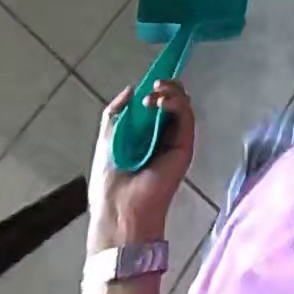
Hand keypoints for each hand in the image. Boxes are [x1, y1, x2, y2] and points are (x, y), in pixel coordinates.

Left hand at [87, 79, 193, 250]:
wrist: (119, 210)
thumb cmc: (109, 182)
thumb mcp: (106, 140)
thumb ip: (114, 113)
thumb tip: (131, 89)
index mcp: (148, 135)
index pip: (160, 104)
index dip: (158, 90)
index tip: (149, 83)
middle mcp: (165, 135)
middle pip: (176, 101)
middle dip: (168, 87)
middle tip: (155, 86)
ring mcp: (177, 140)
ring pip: (184, 106)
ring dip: (171, 93)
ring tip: (153, 96)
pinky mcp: (185, 146)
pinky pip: (186, 118)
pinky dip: (176, 104)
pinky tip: (161, 102)